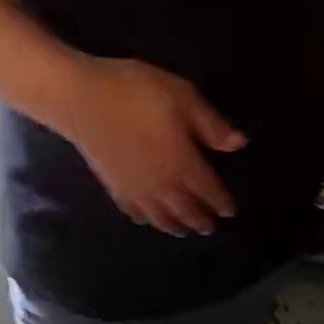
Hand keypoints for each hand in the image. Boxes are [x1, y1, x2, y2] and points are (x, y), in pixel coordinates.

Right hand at [57, 57, 245, 236]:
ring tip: (183, 231)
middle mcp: (162, 187)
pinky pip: (135, 213)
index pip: (209, 191)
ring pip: (161, 218)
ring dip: (175, 227)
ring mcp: (137, 192)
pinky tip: (148, 220)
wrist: (85, 101)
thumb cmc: (138, 93)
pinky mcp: (116, 191)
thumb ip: (211, 125)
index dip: (221, 203)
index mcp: (183, 165)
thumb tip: (238, 145)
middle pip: (186, 211)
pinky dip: (145, 220)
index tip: (230, 212)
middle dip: (201, 221)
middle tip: (210, 228)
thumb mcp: (183, 97)